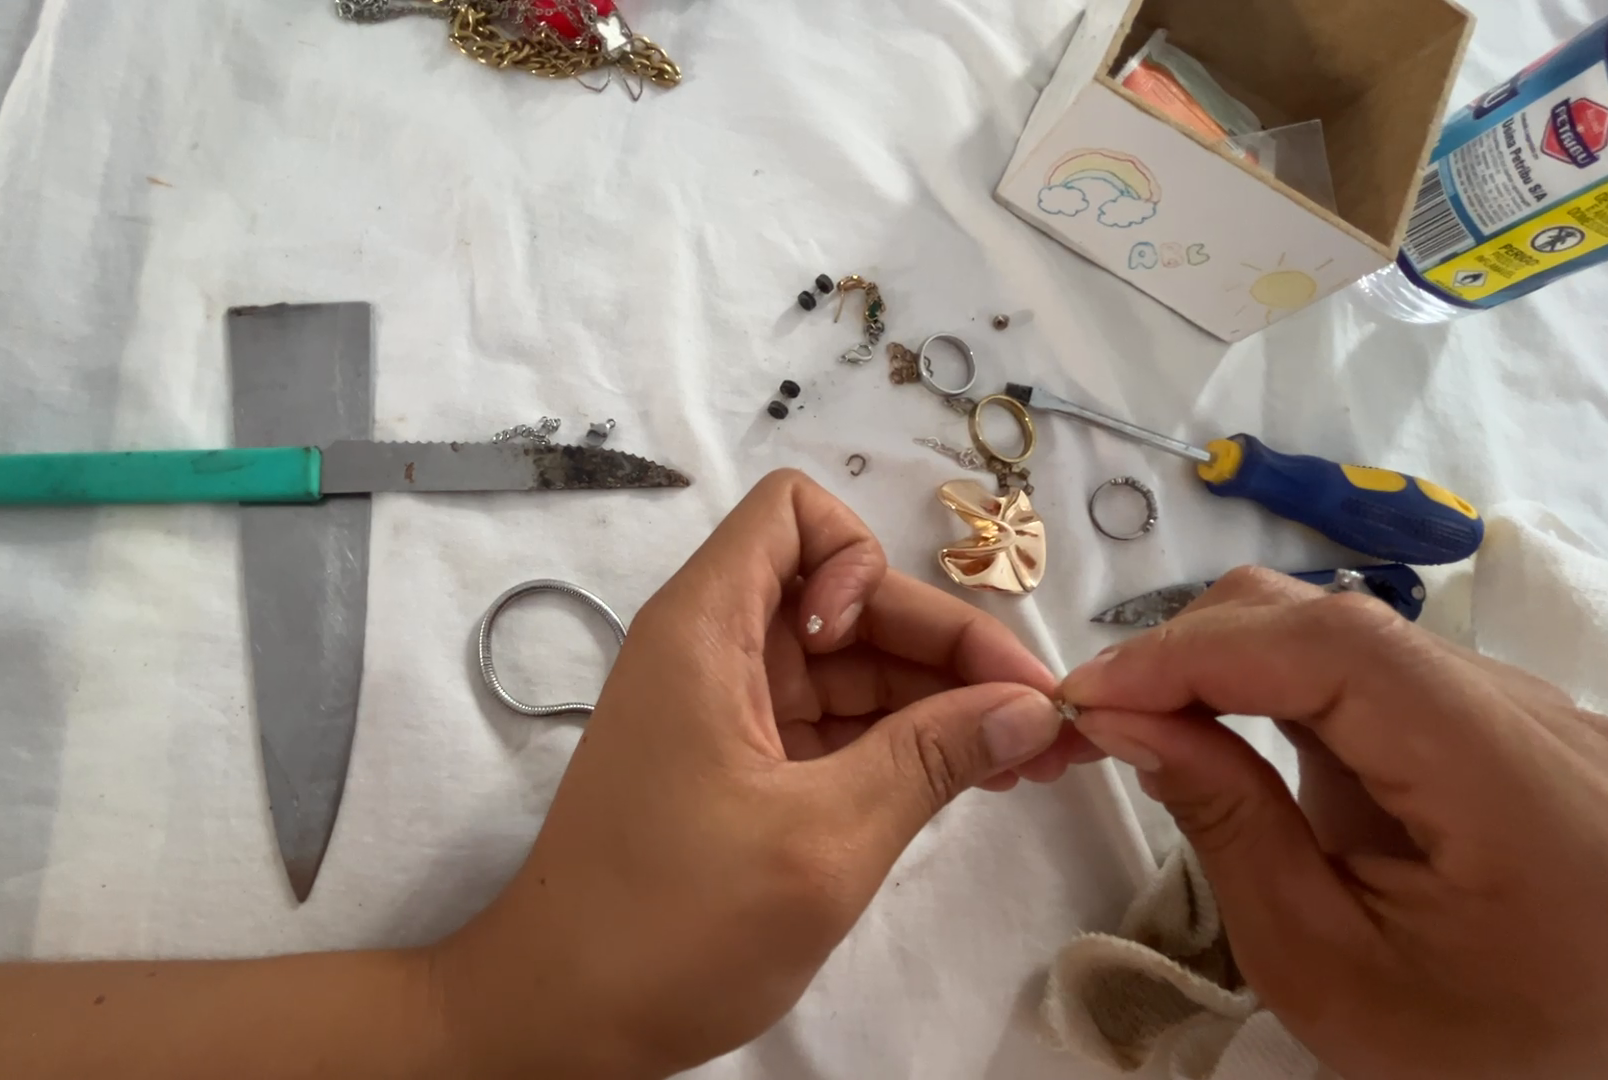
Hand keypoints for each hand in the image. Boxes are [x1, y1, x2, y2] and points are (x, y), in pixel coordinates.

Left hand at [434, 470, 1093, 1076]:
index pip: (790, 512)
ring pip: (853, 660)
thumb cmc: (676, 922)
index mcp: (707, 624)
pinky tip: (972, 774)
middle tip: (1040, 716)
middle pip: (847, 595)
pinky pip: (837, 717)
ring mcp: (733, 698)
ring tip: (1029, 757)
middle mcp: (718, 642)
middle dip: (944, 645)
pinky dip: (901, 739)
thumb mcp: (823, 839)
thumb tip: (1029, 709)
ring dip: (938, 698)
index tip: (878, 646)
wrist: (566, 1015)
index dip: (856, 557)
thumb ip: (932, 759)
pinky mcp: (747, 751)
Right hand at [1058, 567, 1607, 1079]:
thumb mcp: (1312, 962)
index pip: (1350, 656)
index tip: (1094, 690)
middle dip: (1196, 649)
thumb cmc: (1454, 1061)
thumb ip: (1219, 817)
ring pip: (1348, 629)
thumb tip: (1114, 711)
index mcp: (1557, 822)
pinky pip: (1368, 659)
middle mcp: (1584, 742)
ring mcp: (1564, 721)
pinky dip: (1267, 674)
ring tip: (1154, 714)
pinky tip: (1223, 714)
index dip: (1200, 649)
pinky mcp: (1523, 720)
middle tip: (1108, 707)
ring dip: (1224, 659)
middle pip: (1343, 625)